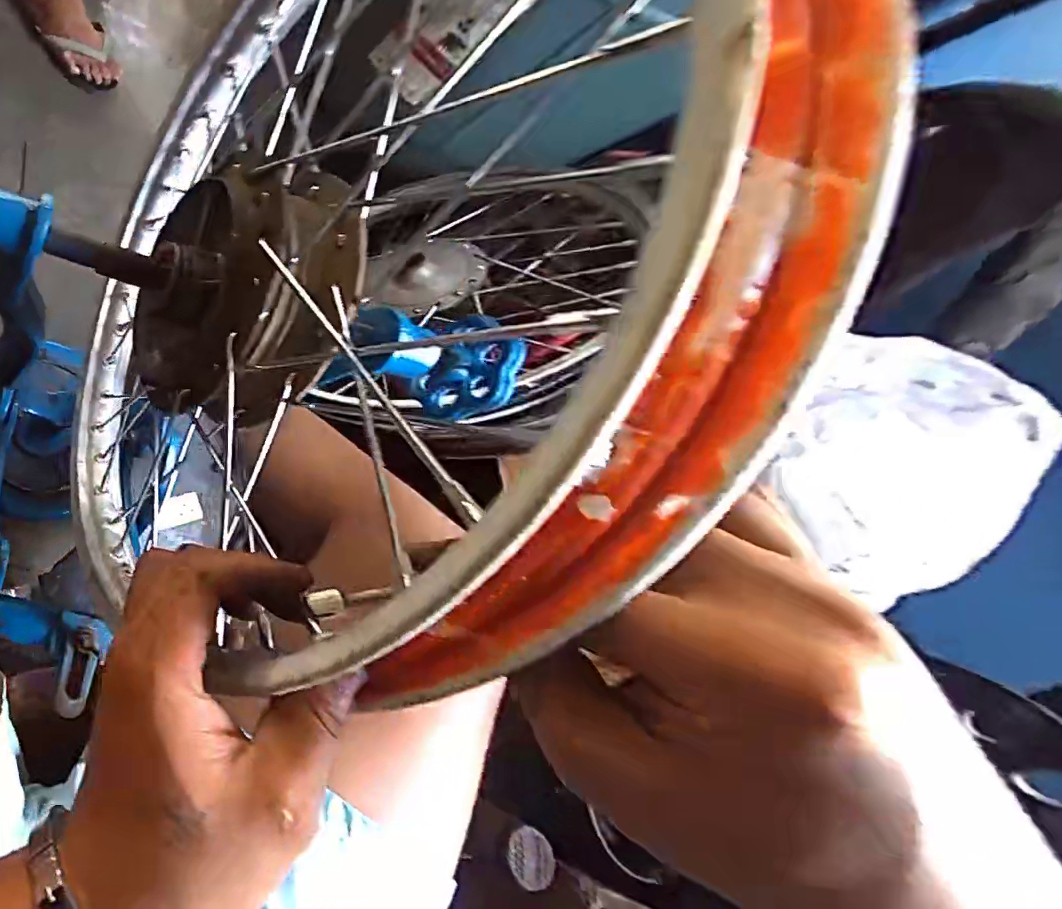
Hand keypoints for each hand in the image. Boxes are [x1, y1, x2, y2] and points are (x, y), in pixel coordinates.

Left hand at [57, 547, 366, 908]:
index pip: (193, 576)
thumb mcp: (275, 803)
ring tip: (267, 614)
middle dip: (234, 568)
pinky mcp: (126, 678)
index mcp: (158, 672)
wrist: (116, 894)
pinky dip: (196, 606)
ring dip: (213, 584)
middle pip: (172, 566)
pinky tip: (237, 642)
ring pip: (159, 583)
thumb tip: (350, 662)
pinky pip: (156, 612)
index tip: (301, 589)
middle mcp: (130, 653)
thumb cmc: (192, 861)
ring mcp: (122, 663)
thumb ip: (313, 721)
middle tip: (286, 599)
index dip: (250, 567)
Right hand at [516, 515, 1057, 907]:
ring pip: (674, 500)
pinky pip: (727, 508)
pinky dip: (663, 505)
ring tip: (552, 523)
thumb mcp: (612, 776)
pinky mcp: (831, 574)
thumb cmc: (758, 845)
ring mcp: (826, 580)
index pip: (589, 585)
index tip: (444, 554)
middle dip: (550, 528)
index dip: (508, 567)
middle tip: (492, 534)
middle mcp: (799, 604)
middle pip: (629, 528)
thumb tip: (493, 598)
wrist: (927, 885)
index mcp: (751, 670)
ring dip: (604, 511)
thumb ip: (540, 675)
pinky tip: (629, 521)